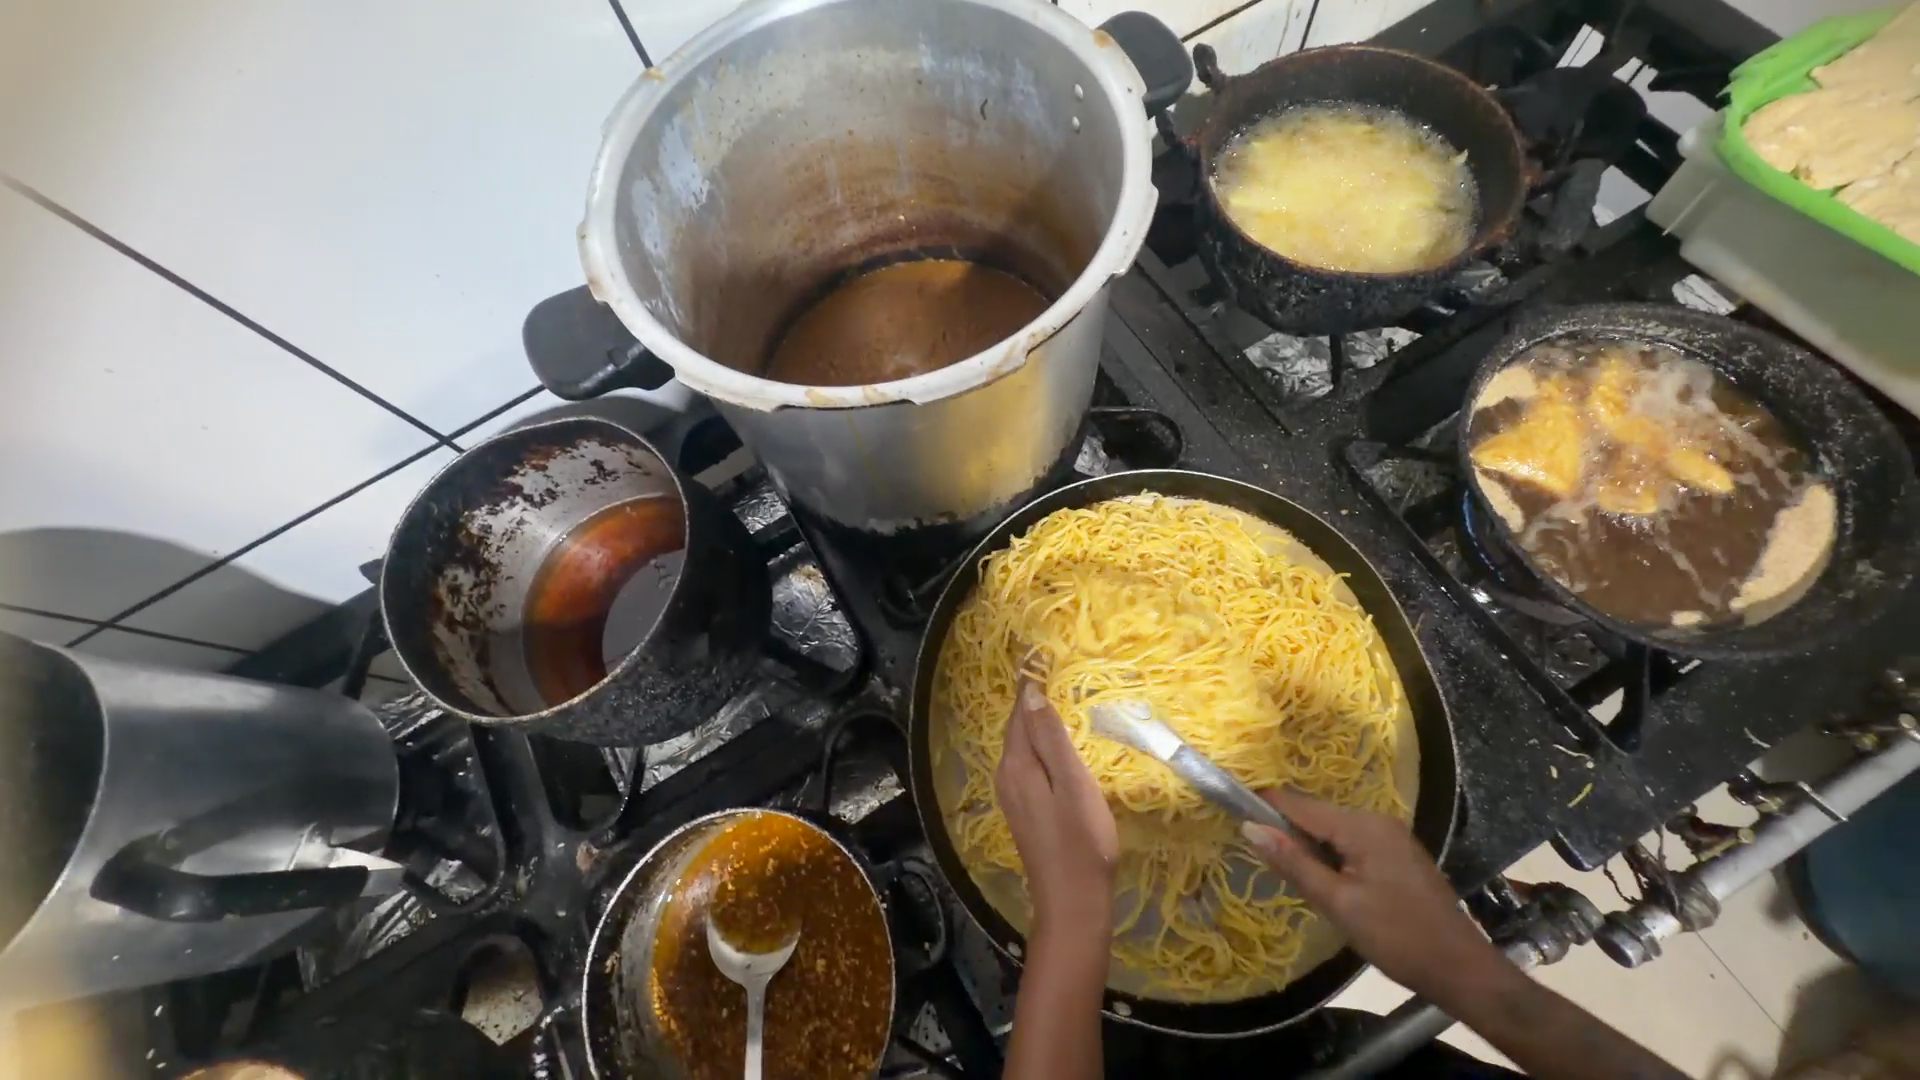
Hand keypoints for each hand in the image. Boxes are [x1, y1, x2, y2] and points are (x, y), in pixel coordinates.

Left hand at [994, 677, 1119, 940]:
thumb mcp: (1072, 783)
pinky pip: (1027, 764)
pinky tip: (1054, 747)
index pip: (1020, 712)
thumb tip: (1031, 694)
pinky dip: (1038, 746)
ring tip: (1054, 700)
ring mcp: (1013, 796)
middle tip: (1049, 671)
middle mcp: (1007, 776)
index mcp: (1017, 764)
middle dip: (1031, 701)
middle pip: (1017, 728)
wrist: (1073, 903)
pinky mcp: (1024, 811)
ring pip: (1021, 747)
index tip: (1040, 657)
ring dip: (1035, 724)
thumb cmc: (1081, 841)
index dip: (1030, 685)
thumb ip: (1051, 738)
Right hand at [1240, 789, 1498, 998]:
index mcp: (1361, 825)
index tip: (1231, 816)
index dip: (1262, 806)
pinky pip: (1350, 841)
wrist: (1465, 972)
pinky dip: (1331, 855)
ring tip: (1294, 877)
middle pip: (1314, 814)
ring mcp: (1389, 835)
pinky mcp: (1396, 853)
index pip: (1297, 803)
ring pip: (1331, 829)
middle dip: (1286, 832)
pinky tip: (1327, 883)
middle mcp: (1375, 819)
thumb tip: (1248, 827)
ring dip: (1309, 847)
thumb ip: (1293, 862)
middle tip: (1265, 863)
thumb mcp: (1338, 904)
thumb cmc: (1398, 938)